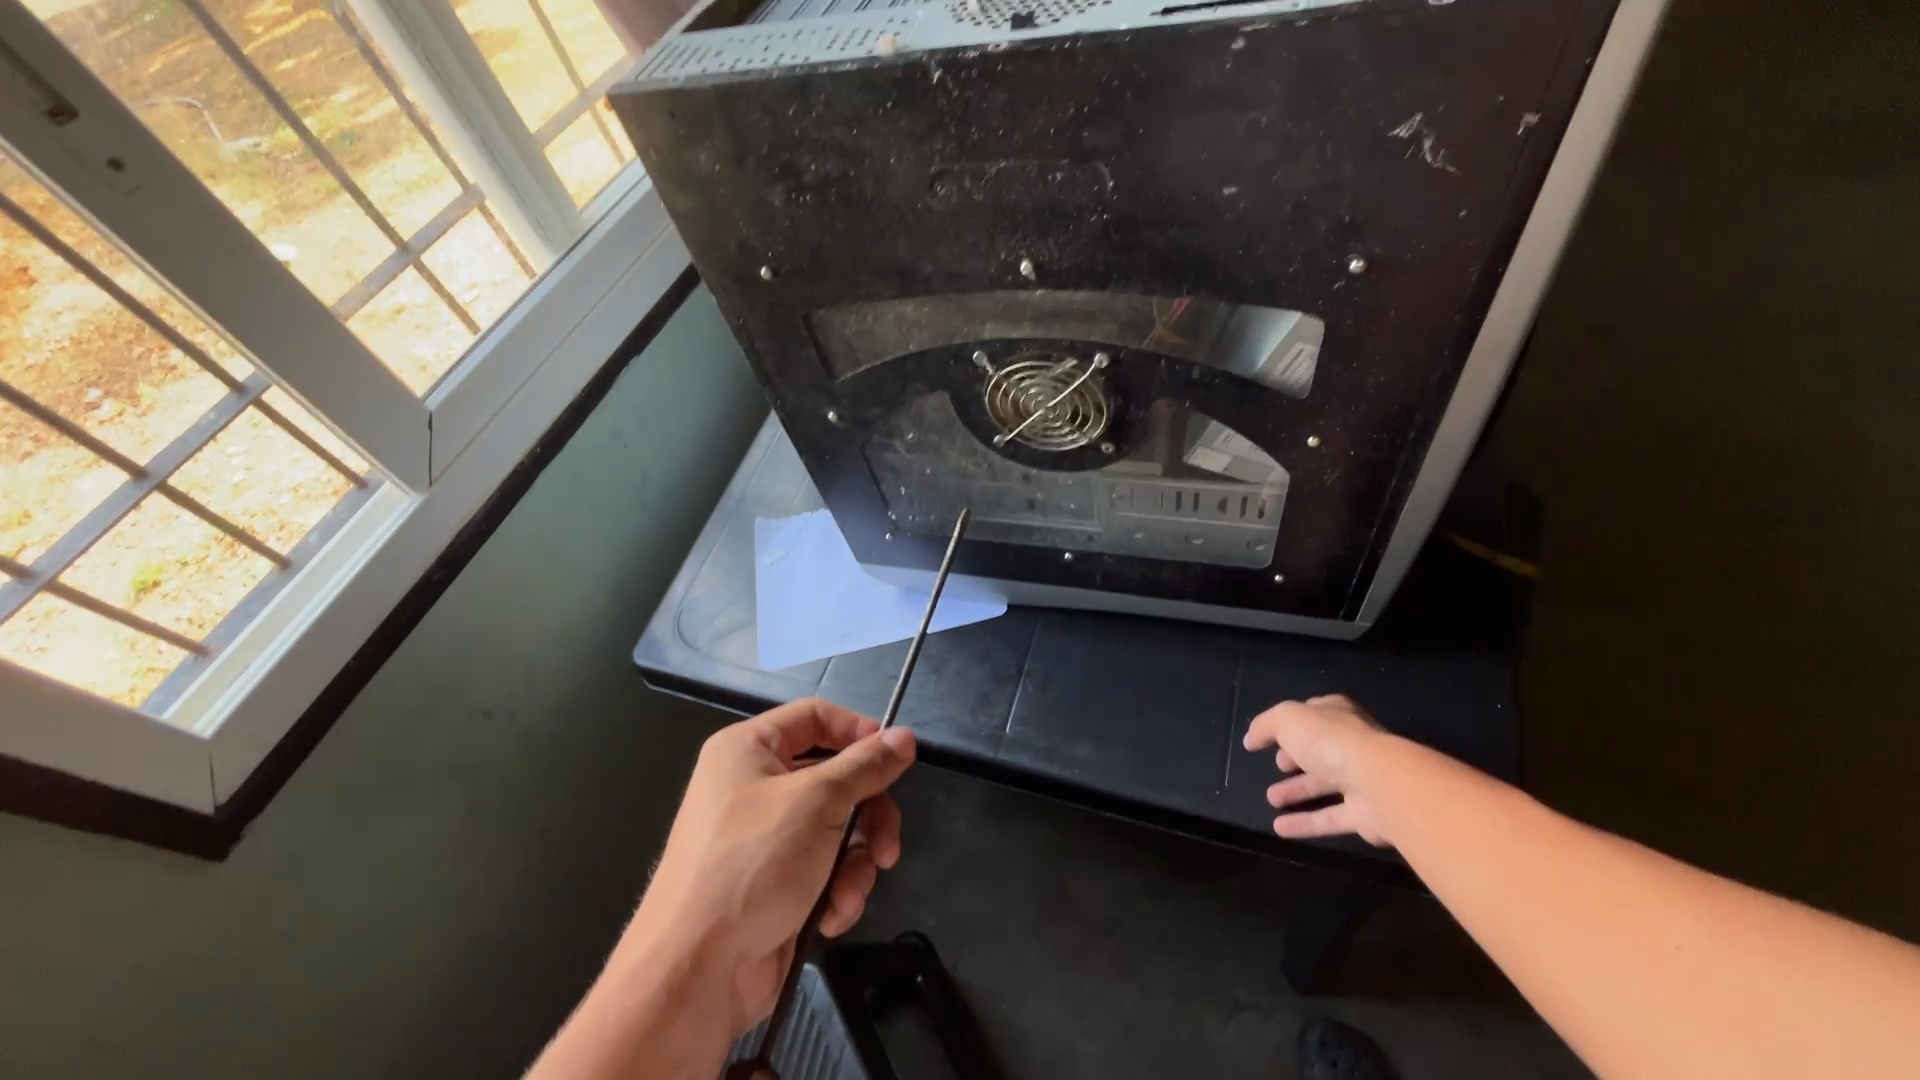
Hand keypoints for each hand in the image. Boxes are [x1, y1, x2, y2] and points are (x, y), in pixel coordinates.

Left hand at [629, 698, 915, 1033]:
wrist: (696, 971)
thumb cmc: (753, 865)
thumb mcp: (817, 802)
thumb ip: (866, 766)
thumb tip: (904, 736)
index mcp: (749, 750)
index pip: (815, 717)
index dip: (859, 731)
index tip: (897, 758)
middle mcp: (754, 786)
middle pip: (835, 779)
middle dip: (868, 816)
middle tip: (887, 846)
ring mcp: (765, 839)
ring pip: (838, 830)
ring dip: (855, 864)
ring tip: (849, 893)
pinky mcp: (775, 883)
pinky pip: (824, 869)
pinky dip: (836, 891)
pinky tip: (830, 917)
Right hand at [1242, 694, 1392, 845]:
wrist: (1379, 784)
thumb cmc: (1331, 742)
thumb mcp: (1288, 719)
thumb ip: (1266, 725)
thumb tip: (1251, 739)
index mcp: (1338, 716)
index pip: (1314, 713)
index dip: (1292, 723)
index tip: (1271, 736)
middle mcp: (1352, 746)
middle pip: (1320, 750)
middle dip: (1296, 758)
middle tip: (1276, 765)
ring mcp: (1361, 781)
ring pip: (1324, 784)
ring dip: (1297, 791)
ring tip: (1271, 798)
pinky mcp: (1364, 815)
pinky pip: (1329, 818)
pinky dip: (1305, 823)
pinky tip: (1279, 828)